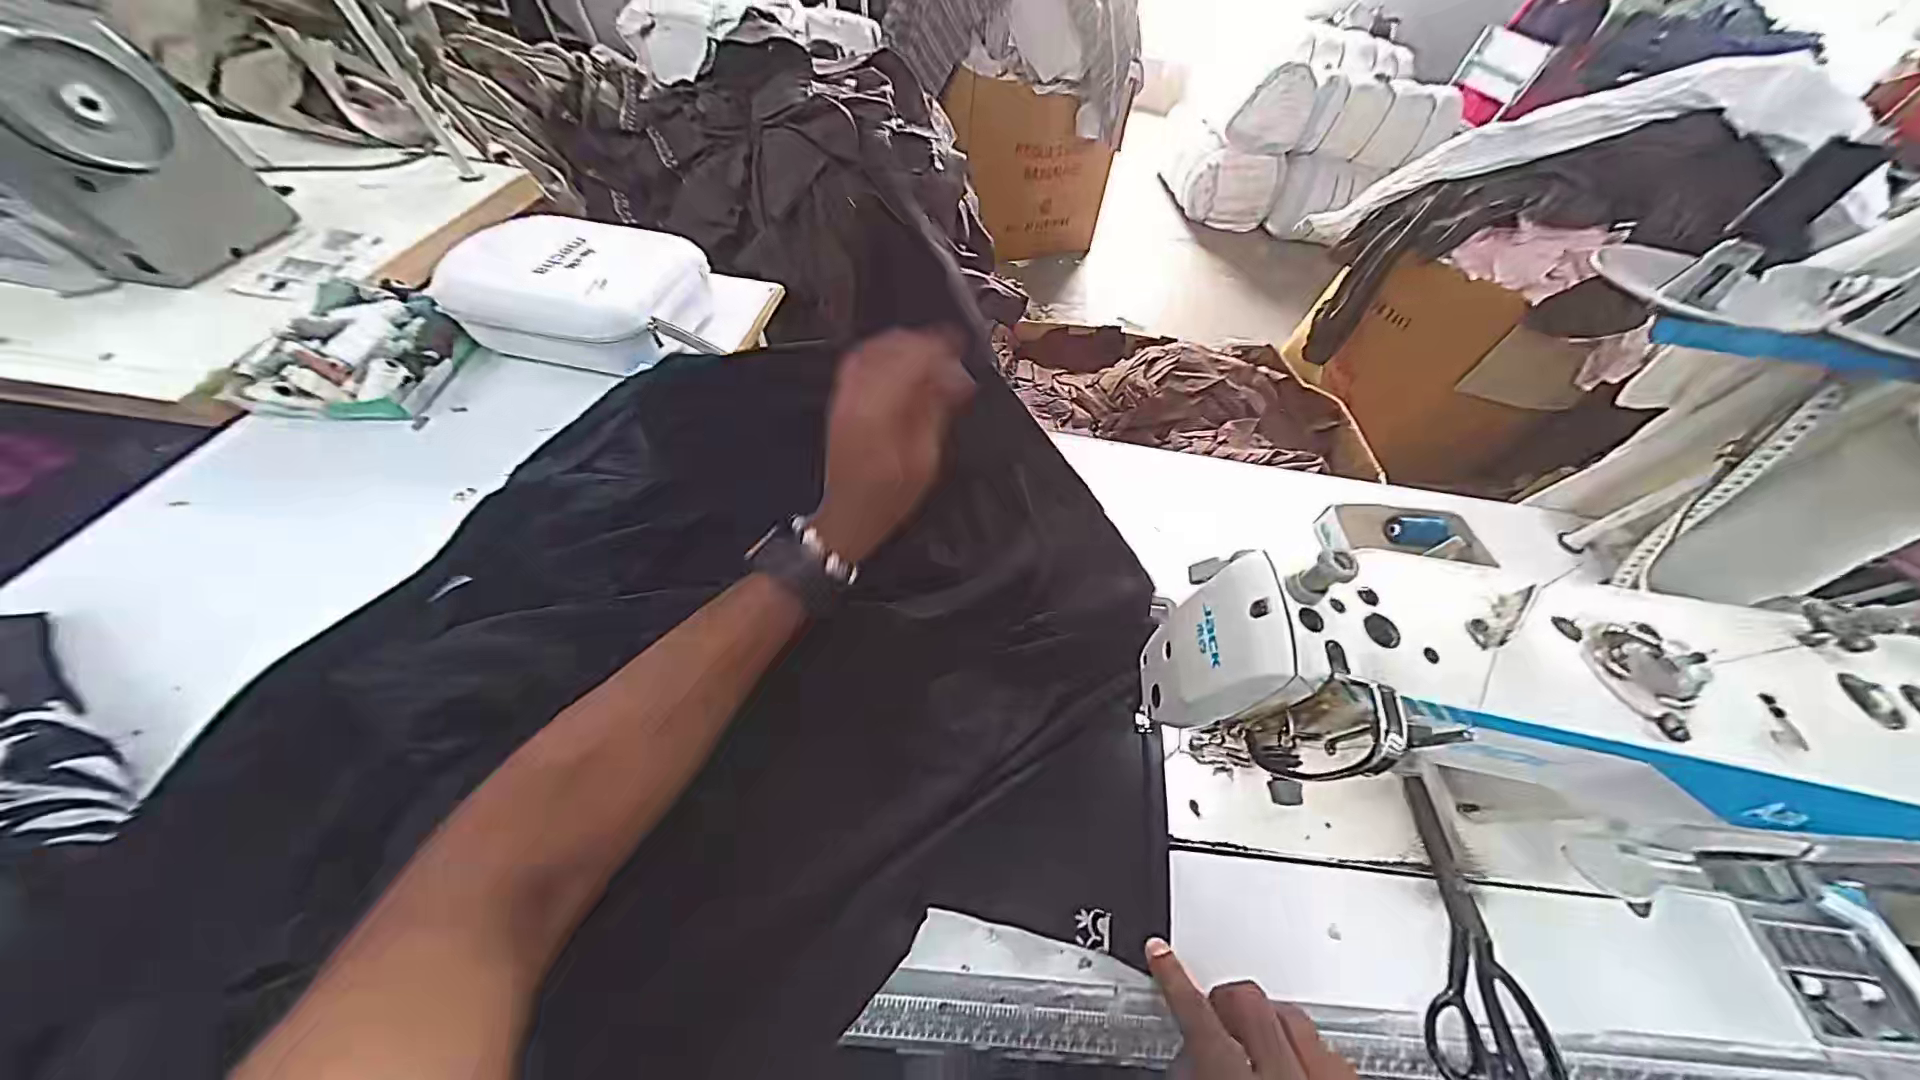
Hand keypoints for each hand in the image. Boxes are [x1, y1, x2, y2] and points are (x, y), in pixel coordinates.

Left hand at [811, 326, 973, 562]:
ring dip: (902, 345)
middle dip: (924, 343)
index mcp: (881, 411)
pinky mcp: (839, 403)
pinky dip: (880, 355)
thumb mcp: (925, 459)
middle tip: (949, 351)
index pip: (912, 358)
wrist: (850, 514)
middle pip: (892, 347)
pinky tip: (897, 362)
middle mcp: (857, 398)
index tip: (959, 347)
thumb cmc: (885, 498)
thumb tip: (952, 379)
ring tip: (927, 354)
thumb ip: (936, 411)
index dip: (941, 348)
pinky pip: (856, 363)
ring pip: (872, 350)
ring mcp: (844, 399)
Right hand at [1146, 938, 1359, 1079]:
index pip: (1199, 1019)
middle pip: (1249, 1002)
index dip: (1173, 979)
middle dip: (1223, 999)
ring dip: (1268, 1022)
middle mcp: (1288, 1078)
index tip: (1160, 952)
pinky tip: (1297, 1068)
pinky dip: (1309, 1049)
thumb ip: (1192, 1070)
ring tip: (1252, 1046)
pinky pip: (1331, 1052)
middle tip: (1207, 1017)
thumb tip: (1179, 1056)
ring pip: (1294, 1019)